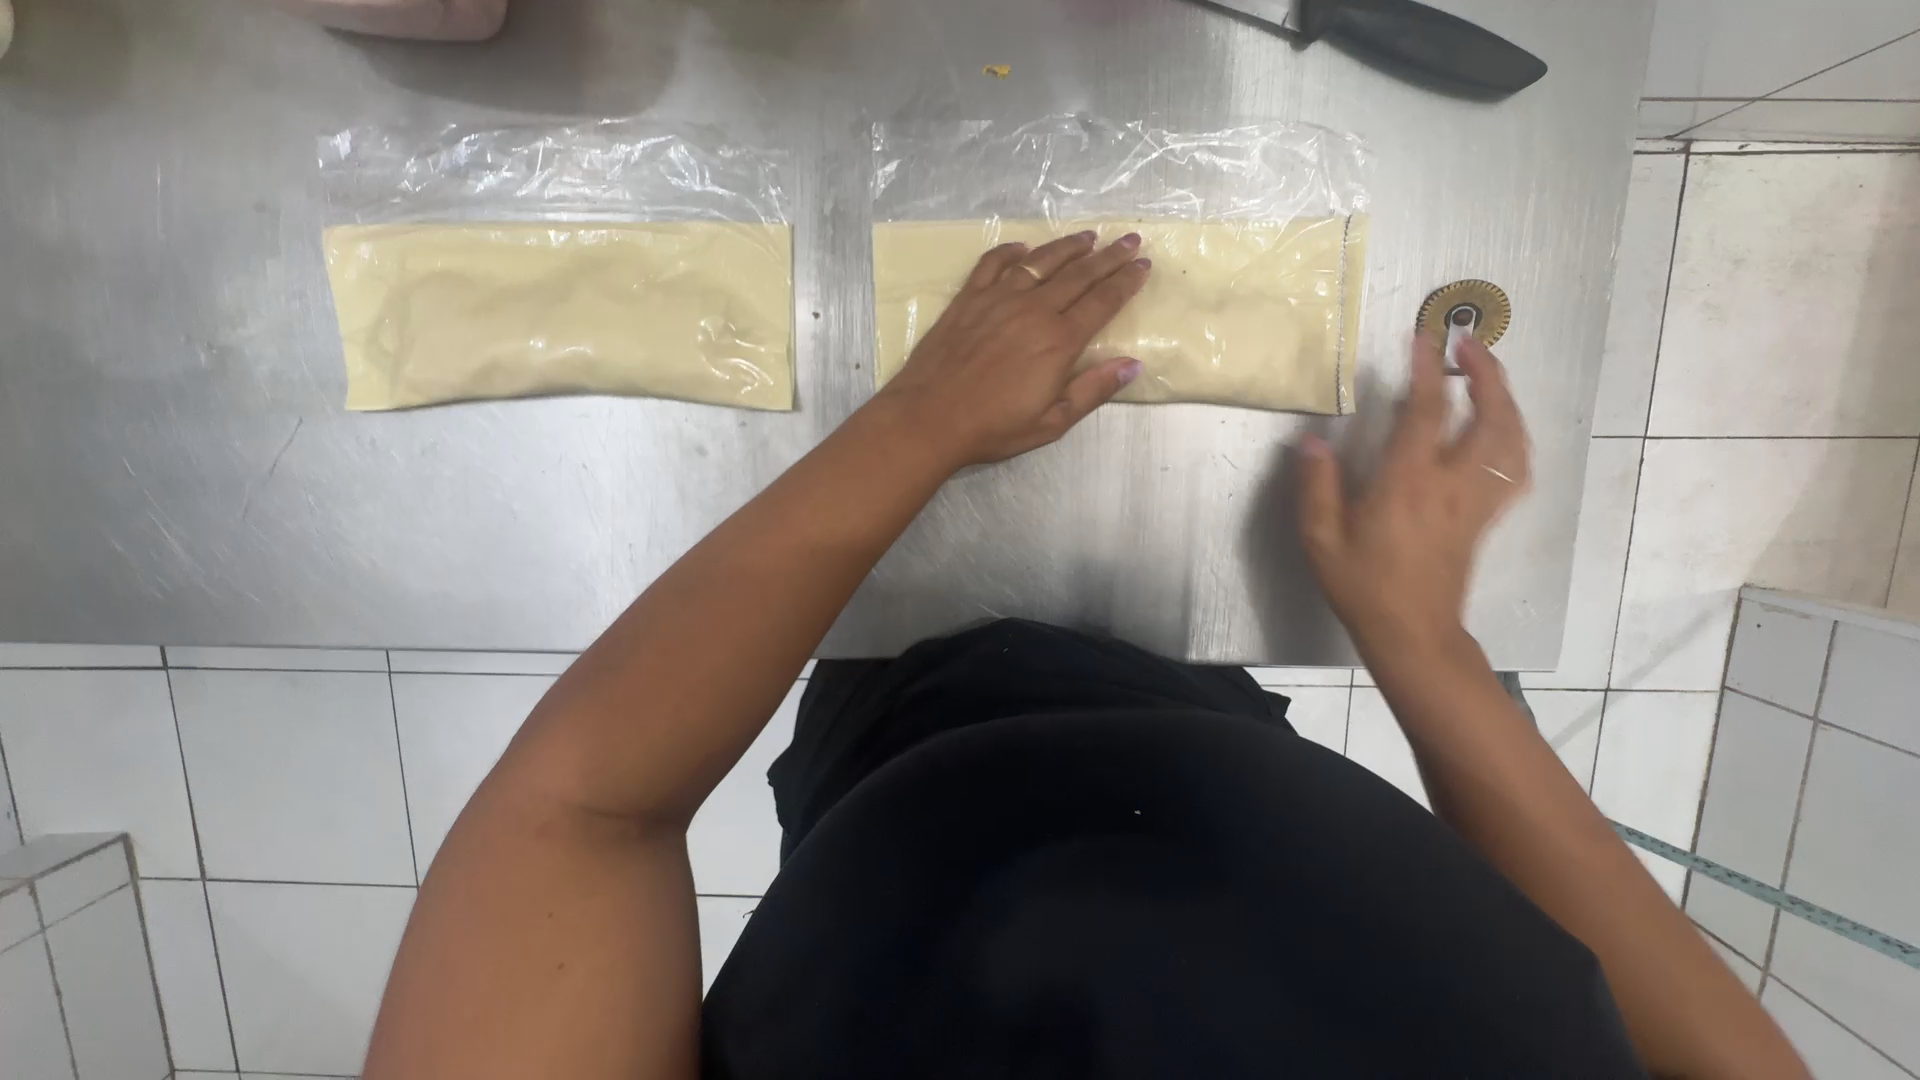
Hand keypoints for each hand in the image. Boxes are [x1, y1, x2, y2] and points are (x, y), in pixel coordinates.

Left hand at [873, 231, 1152, 466]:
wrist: (929, 417)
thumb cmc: (993, 428)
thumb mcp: (1052, 422)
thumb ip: (1092, 390)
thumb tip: (1132, 365)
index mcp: (1059, 341)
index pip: (1103, 302)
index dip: (1126, 282)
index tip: (1143, 264)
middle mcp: (1033, 310)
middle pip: (1079, 274)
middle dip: (1108, 256)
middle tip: (1129, 239)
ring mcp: (998, 299)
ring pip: (1040, 262)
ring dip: (1067, 246)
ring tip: (1088, 237)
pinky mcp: (968, 299)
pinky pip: (992, 264)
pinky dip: (1010, 251)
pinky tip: (1022, 247)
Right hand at [1297, 334, 1530, 657]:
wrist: (1411, 630)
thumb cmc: (1361, 584)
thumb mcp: (1321, 538)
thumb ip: (1317, 486)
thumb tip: (1312, 439)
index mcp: (1408, 483)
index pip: (1425, 412)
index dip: (1426, 370)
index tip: (1423, 337)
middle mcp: (1452, 484)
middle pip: (1488, 416)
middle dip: (1484, 373)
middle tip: (1466, 345)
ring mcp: (1476, 500)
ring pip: (1510, 438)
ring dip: (1505, 398)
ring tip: (1487, 377)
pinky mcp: (1486, 516)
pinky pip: (1515, 467)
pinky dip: (1514, 438)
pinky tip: (1502, 430)